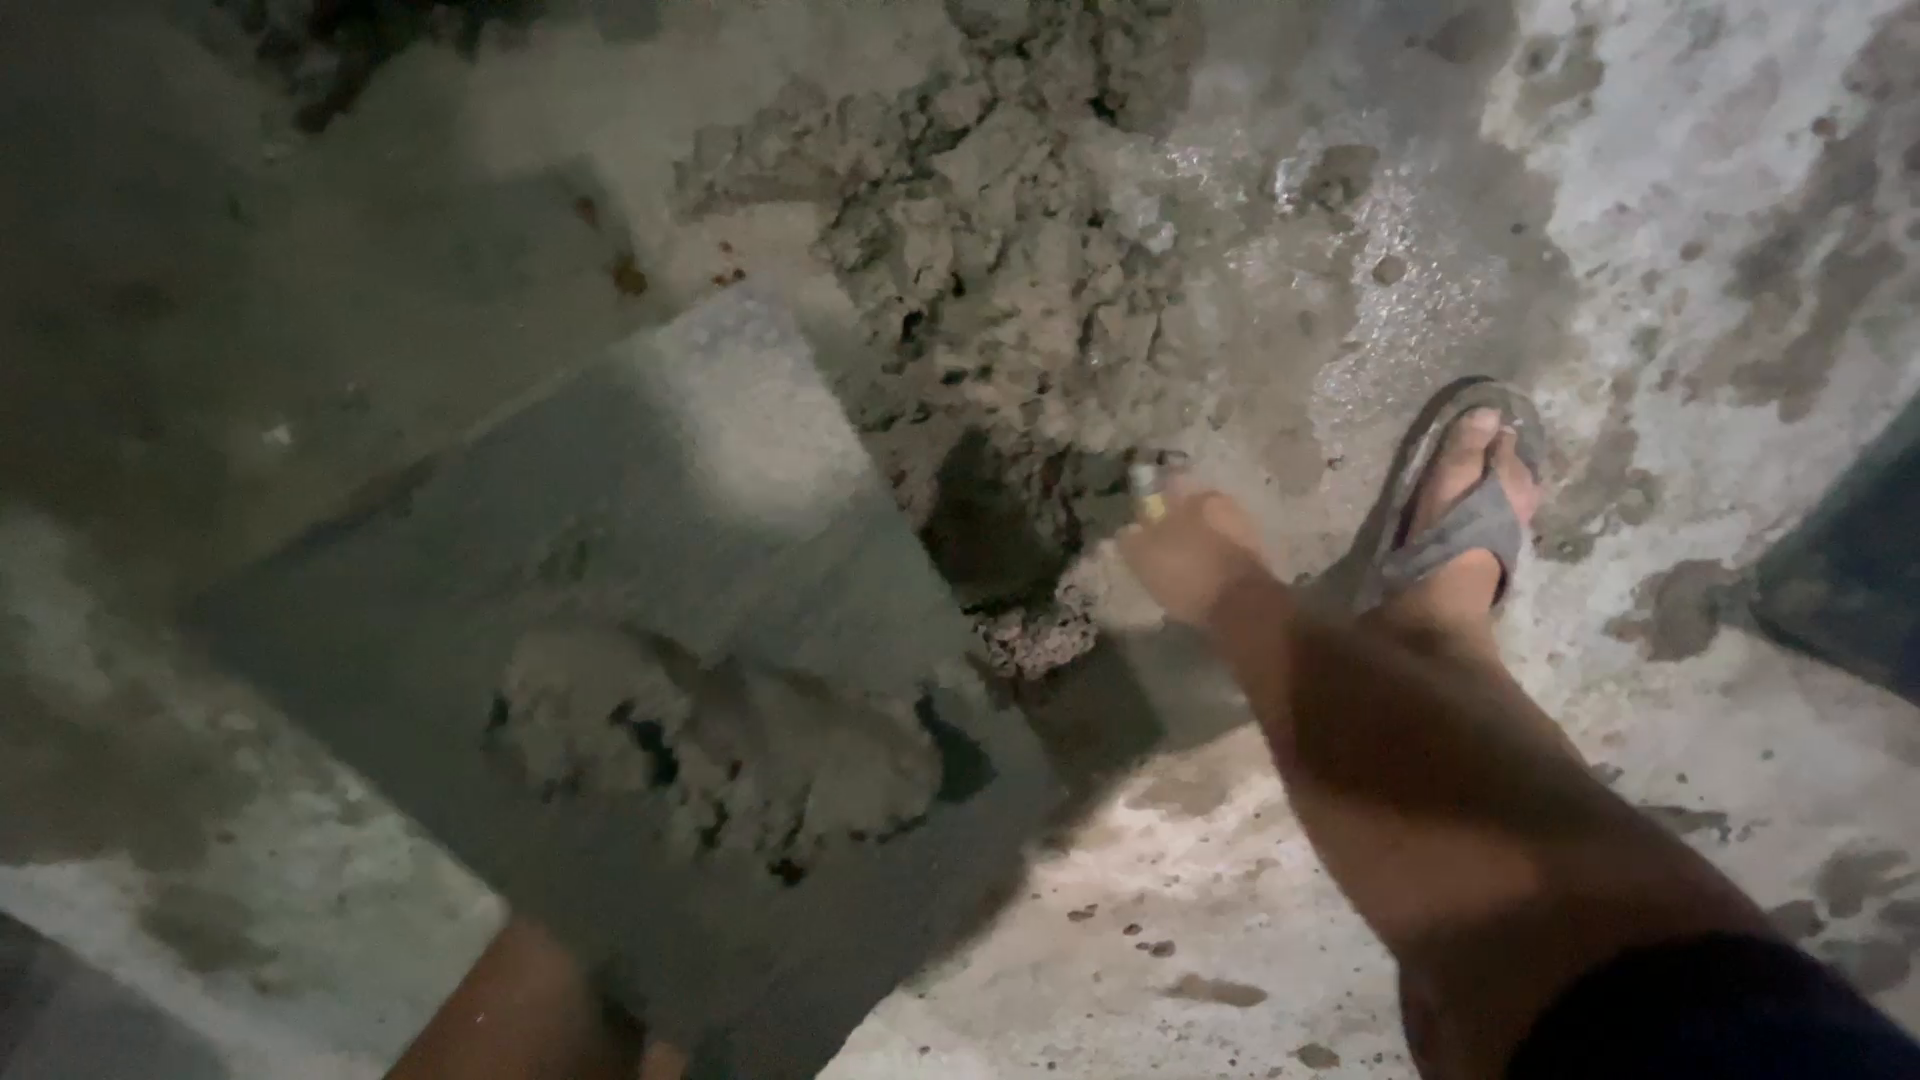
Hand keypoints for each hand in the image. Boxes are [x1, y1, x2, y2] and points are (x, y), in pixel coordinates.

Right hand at [1116, 475, 1272, 625]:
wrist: (1243, 608)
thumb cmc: (1187, 572)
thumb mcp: (1142, 555)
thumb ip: (1130, 538)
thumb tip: (1127, 531)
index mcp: (1199, 497)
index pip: (1170, 491)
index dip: (1153, 510)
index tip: (1144, 531)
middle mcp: (1227, 507)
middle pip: (1193, 514)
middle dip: (1178, 530)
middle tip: (1160, 554)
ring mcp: (1247, 534)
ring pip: (1211, 536)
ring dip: (1197, 549)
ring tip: (1179, 575)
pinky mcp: (1258, 562)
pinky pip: (1225, 558)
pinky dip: (1212, 567)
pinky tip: (1200, 586)